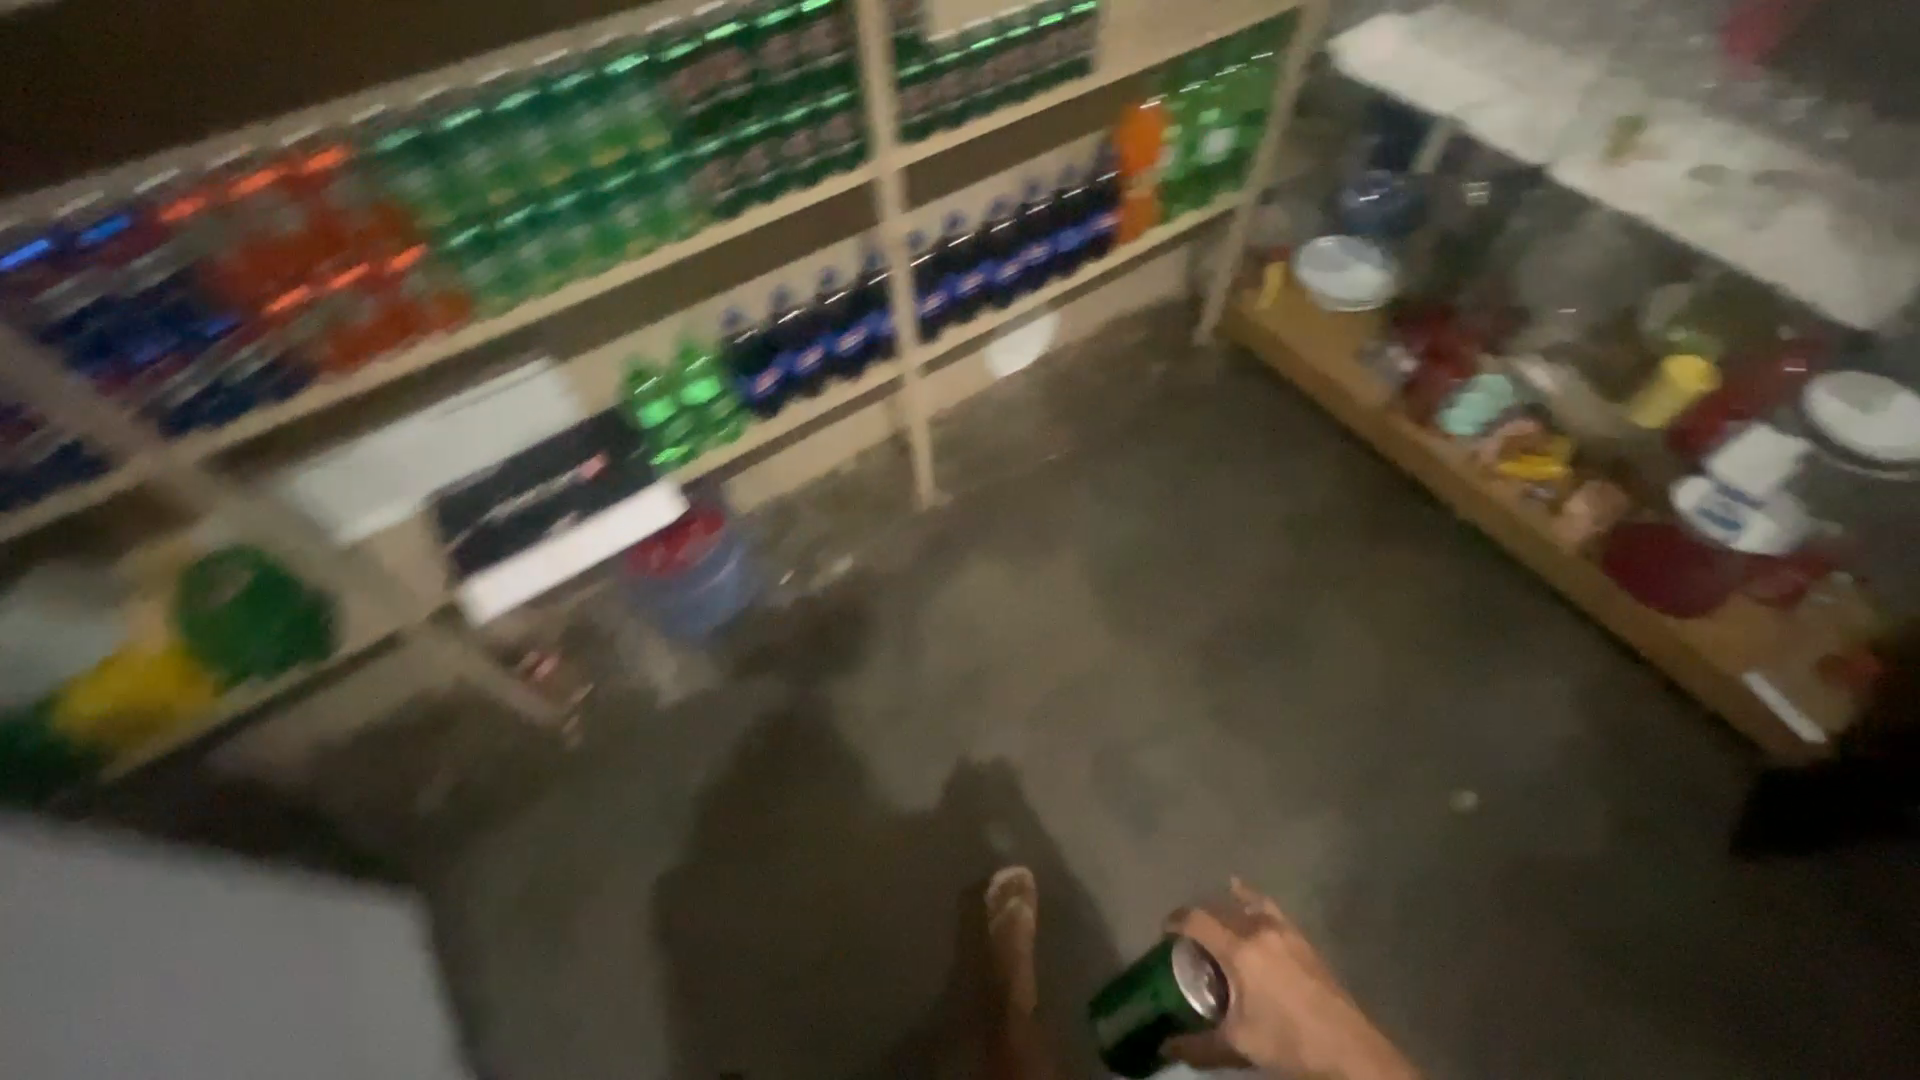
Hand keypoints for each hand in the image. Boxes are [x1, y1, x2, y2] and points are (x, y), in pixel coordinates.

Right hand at [1161, 880, 1415, 1078]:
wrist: (1349, 1050)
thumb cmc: (1289, 1042)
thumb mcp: (1238, 1045)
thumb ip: (1197, 1044)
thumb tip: (1165, 1046)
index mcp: (1239, 950)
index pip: (1195, 919)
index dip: (1174, 921)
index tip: (1164, 933)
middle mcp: (1259, 930)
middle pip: (1218, 908)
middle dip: (1198, 917)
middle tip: (1188, 939)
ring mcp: (1285, 931)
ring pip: (1246, 903)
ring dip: (1226, 907)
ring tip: (1217, 921)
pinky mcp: (1303, 939)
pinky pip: (1271, 909)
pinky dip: (1254, 903)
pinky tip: (1252, 911)